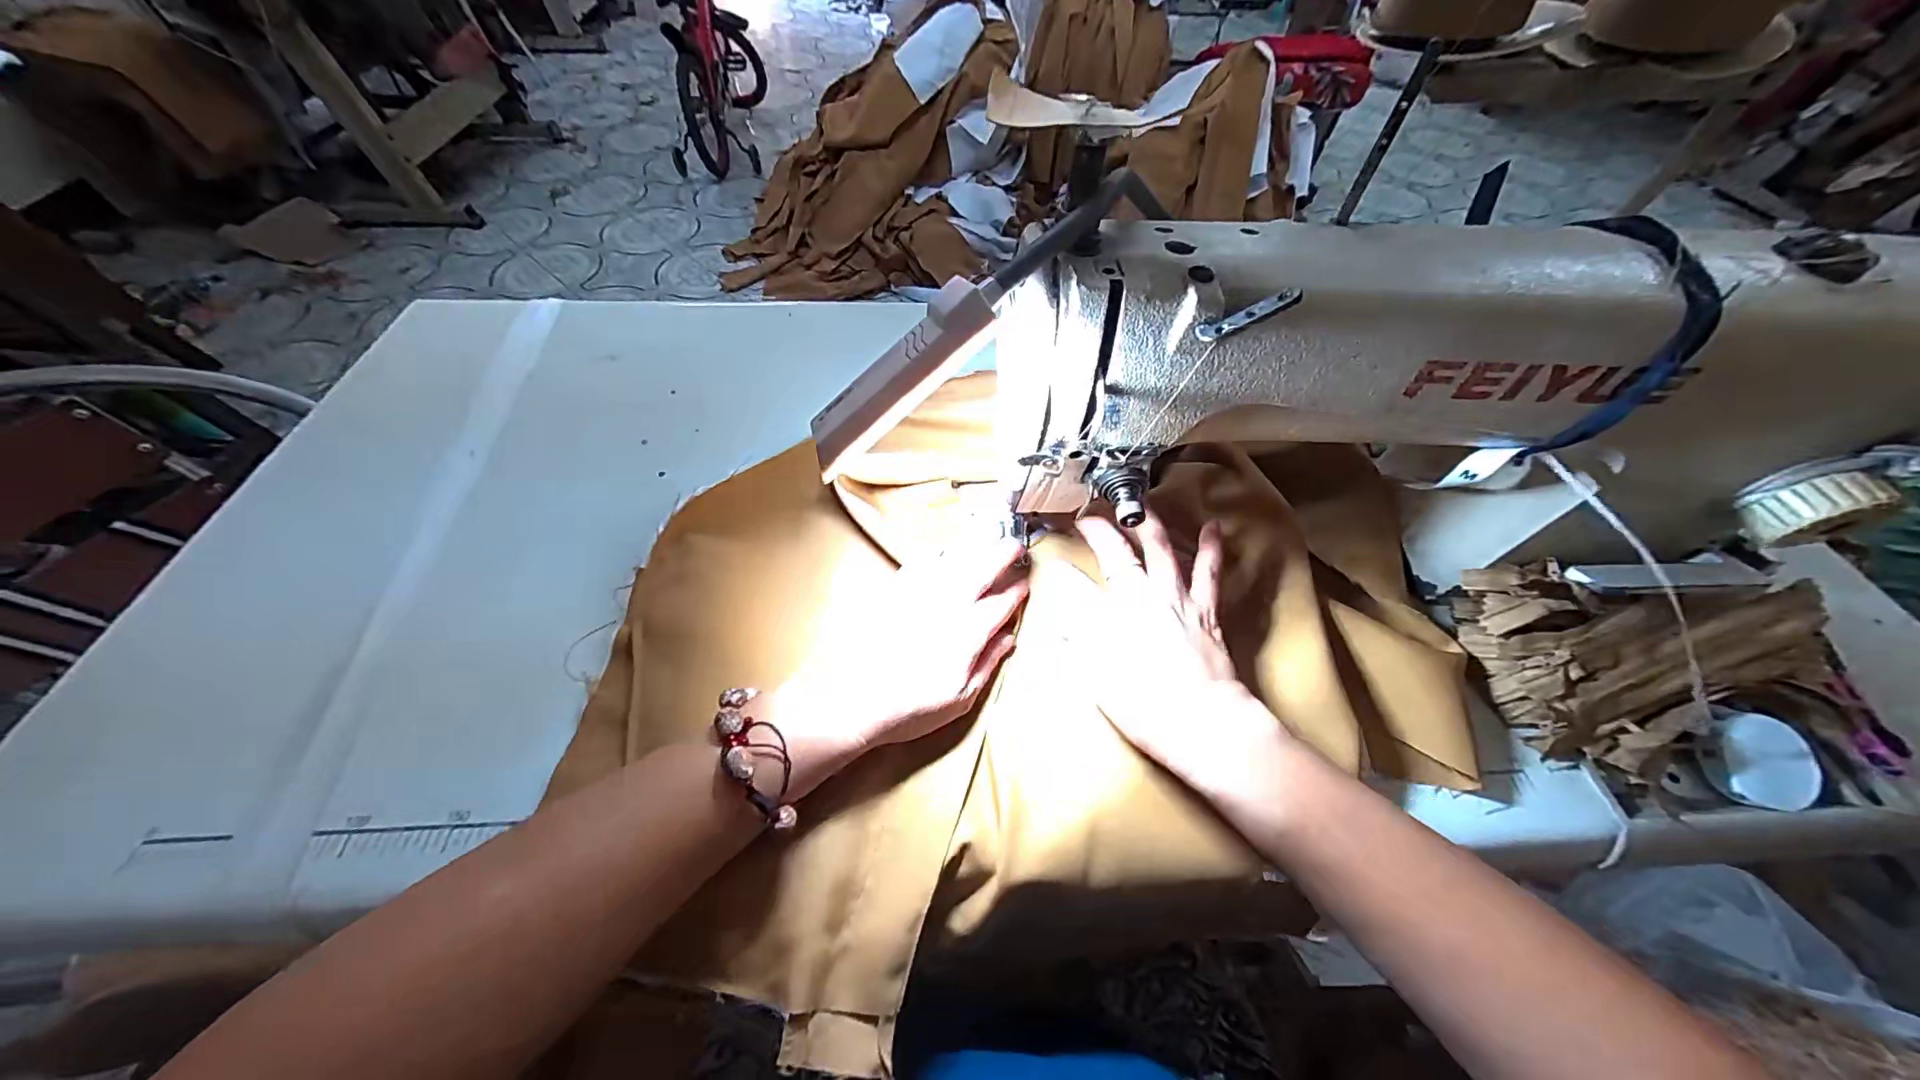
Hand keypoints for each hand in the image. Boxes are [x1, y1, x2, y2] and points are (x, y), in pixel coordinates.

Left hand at [771, 538, 1028, 794]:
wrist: (849, 699)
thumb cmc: (907, 708)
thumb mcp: (959, 699)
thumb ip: (987, 663)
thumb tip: (1008, 638)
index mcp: (967, 632)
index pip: (1001, 603)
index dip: (1017, 592)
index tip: (1026, 585)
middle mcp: (946, 604)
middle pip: (981, 568)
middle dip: (1002, 554)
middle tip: (1015, 546)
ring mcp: (917, 593)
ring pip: (953, 559)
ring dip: (974, 548)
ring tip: (987, 542)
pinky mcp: (892, 590)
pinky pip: (920, 561)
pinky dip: (938, 553)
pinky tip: (943, 552)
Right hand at [1075, 514, 1290, 800]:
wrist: (1204, 722)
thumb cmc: (1149, 711)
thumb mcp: (1098, 684)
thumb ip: (1079, 650)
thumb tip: (1064, 631)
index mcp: (1109, 621)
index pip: (1075, 586)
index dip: (1060, 571)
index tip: (1052, 562)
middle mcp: (1141, 601)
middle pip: (1116, 554)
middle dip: (1099, 531)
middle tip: (1088, 519)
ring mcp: (1176, 601)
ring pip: (1161, 550)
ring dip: (1148, 525)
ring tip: (1140, 509)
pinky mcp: (1205, 610)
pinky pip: (1208, 572)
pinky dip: (1210, 549)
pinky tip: (1211, 530)